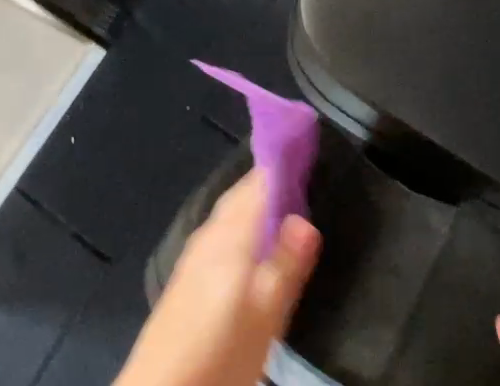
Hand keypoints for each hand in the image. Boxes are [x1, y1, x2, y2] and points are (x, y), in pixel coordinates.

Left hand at [115, 169, 322, 385]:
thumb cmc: (220, 350)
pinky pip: (222, 232)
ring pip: (230, 213)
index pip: (259, 181)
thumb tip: (306, 217)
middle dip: (271, 181)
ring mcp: (195, 254)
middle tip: (305, 177)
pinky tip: (254, 244)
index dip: (284, 162)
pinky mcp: (188, 276)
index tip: (310, 148)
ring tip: (288, 206)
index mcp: (231, 234)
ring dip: (256, 203)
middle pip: (242, 195)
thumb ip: (286, 265)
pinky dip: (243, 224)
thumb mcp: (266, 314)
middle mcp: (210, 234)